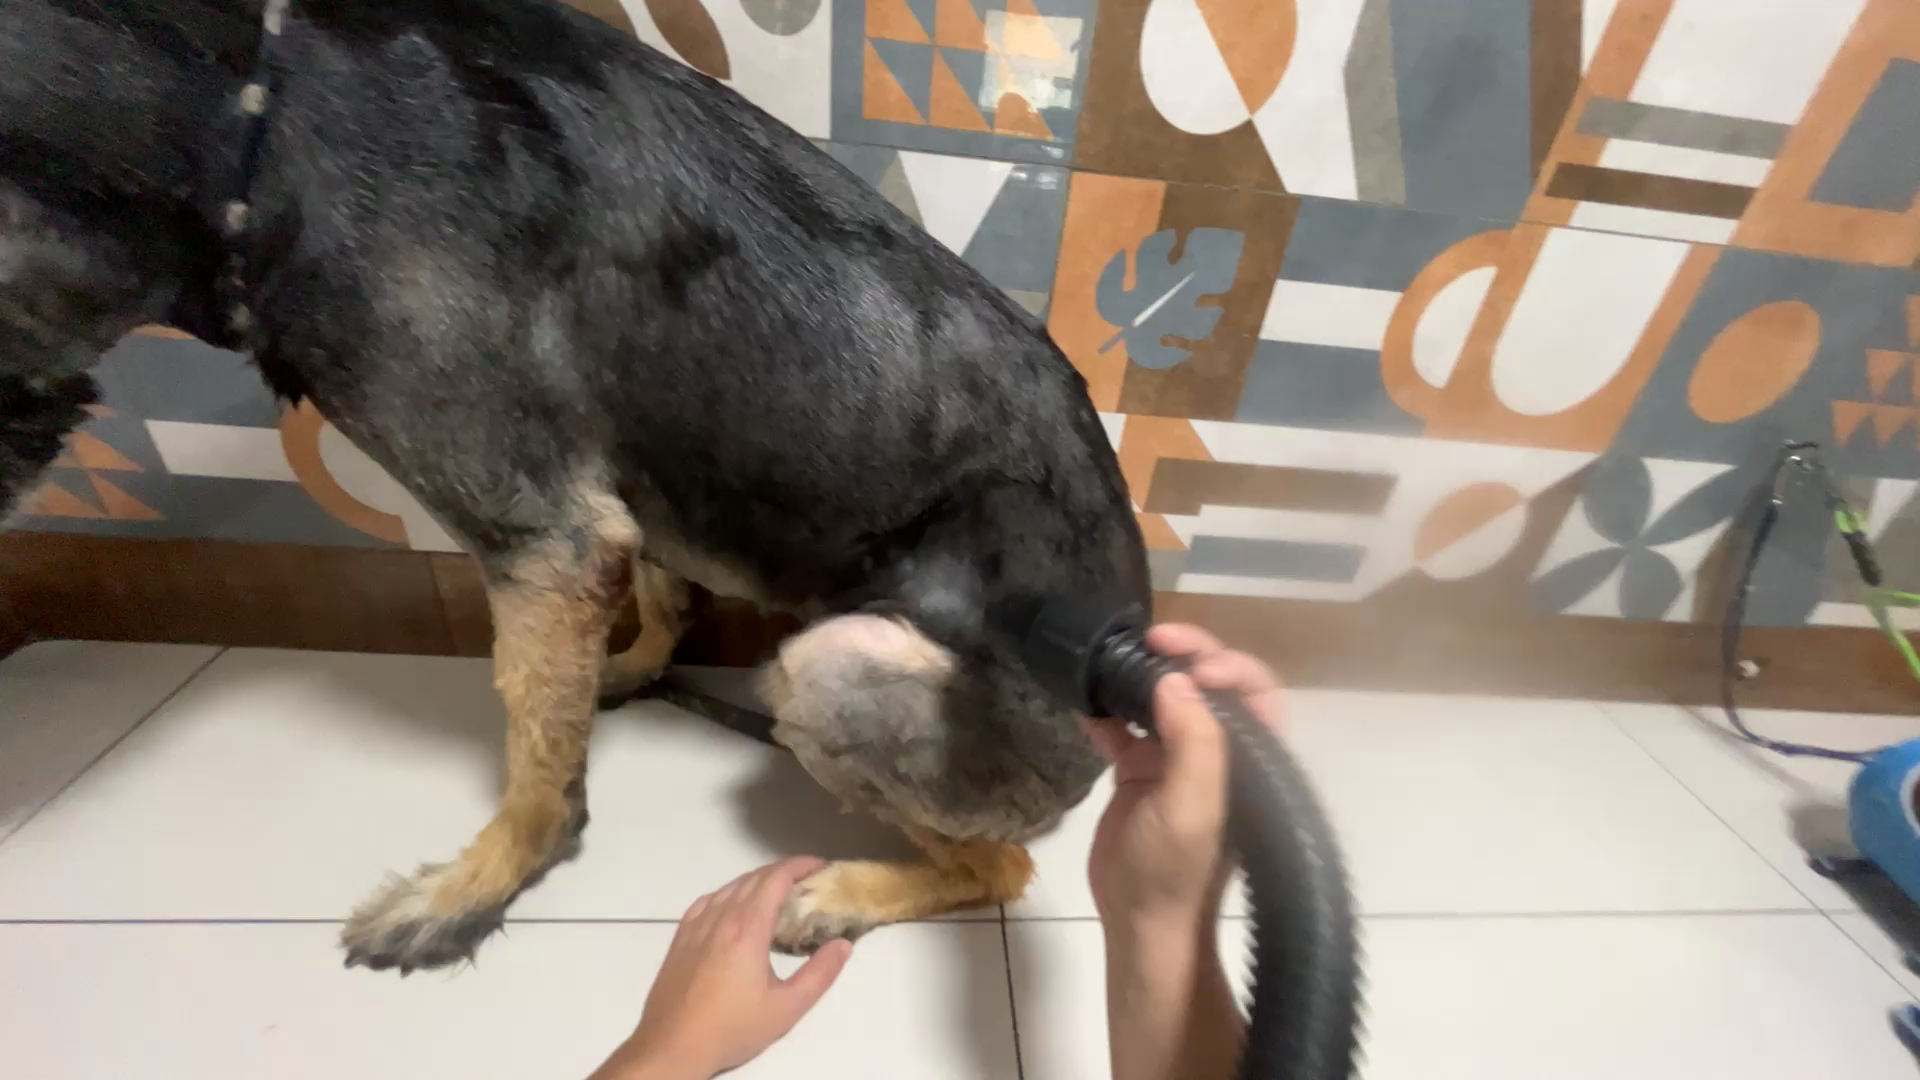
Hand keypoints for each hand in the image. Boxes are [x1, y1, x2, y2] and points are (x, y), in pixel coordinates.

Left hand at [591, 858, 853, 1079]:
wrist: (670, 1050)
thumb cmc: (729, 1029)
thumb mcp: (785, 1009)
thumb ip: (819, 975)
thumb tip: (844, 945)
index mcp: (748, 926)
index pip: (777, 877)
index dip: (801, 865)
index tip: (821, 866)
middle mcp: (722, 915)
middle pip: (756, 876)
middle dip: (784, 872)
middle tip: (807, 882)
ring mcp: (697, 924)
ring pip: (732, 885)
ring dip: (758, 881)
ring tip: (777, 895)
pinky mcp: (680, 936)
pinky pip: (709, 900)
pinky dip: (730, 893)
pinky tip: (735, 908)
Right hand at [1082, 623, 1283, 928]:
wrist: (1139, 922)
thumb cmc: (1176, 871)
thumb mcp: (1193, 808)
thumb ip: (1194, 742)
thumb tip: (1174, 678)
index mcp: (1246, 758)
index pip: (1254, 690)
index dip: (1227, 664)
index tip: (1186, 660)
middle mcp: (1215, 751)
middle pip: (1208, 683)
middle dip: (1185, 654)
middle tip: (1150, 638)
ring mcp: (1174, 759)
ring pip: (1166, 697)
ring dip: (1144, 673)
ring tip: (1116, 658)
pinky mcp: (1137, 771)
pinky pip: (1123, 727)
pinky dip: (1105, 710)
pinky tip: (1083, 700)